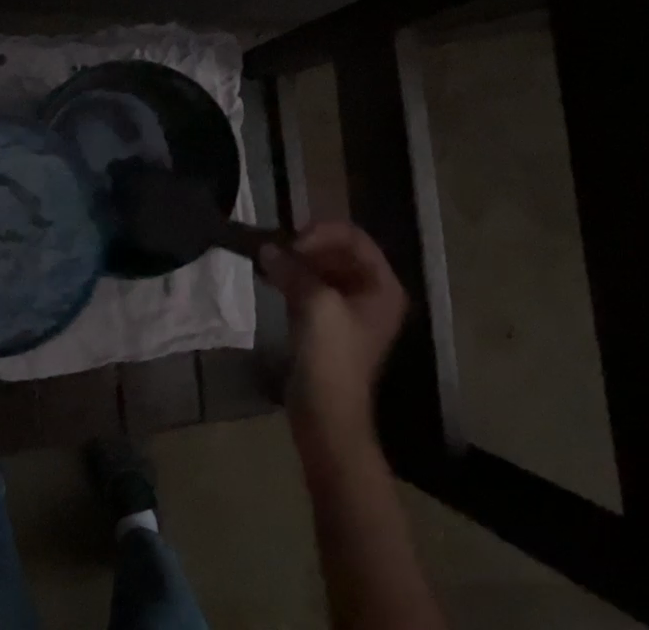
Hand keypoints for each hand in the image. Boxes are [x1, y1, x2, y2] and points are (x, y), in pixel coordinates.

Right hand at [260, 222, 409, 441]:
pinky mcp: (326, 325)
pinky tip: (270, 279)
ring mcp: (348, 310)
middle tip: (277, 252)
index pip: (354, 238)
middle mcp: (370, 294)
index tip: (292, 243)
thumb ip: (292, 270)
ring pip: (321, 270)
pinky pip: (310, 289)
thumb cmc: (332, 357)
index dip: (323, 233)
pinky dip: (292, 280)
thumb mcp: (316, 305)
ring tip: (269, 263)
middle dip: (307, 247)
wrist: (326, 415)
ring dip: (296, 263)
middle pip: (338, 252)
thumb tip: (266, 248)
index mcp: (382, 286)